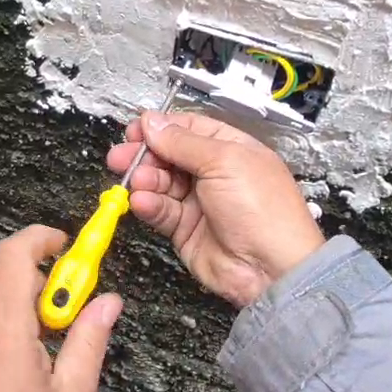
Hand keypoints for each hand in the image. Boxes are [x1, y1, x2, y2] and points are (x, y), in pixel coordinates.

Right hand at [107, 112, 324, 308]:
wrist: (270, 268)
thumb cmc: (266, 212)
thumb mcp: (223, 161)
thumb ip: (183, 141)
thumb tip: (154, 123)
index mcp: (230, 149)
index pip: (187, 130)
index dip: (160, 129)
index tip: (136, 130)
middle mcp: (214, 173)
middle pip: (168, 155)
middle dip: (143, 154)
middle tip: (121, 157)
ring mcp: (199, 202)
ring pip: (160, 183)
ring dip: (145, 180)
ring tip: (137, 181)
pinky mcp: (186, 229)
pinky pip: (160, 211)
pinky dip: (149, 205)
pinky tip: (142, 202)